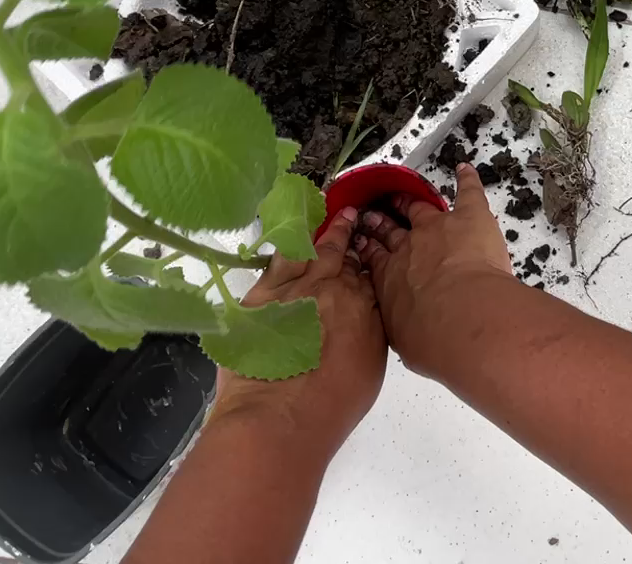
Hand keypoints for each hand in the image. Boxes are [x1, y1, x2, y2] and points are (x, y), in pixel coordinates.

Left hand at [210, 208, 386, 452]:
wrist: (280, 417)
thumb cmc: (333, 402)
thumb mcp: (372, 362)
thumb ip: (371, 328)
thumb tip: (367, 309)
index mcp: (362, 303)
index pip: (366, 273)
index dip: (367, 259)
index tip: (367, 247)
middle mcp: (330, 286)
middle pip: (339, 253)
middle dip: (346, 232)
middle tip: (350, 214)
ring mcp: (293, 288)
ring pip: (309, 250)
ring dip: (319, 231)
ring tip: (323, 214)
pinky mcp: (259, 297)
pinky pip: (276, 262)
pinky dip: (287, 246)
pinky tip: (290, 236)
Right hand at [356, 163, 515, 378]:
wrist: (462, 316)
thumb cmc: (432, 337)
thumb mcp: (404, 339)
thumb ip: (403, 327)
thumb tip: (408, 332)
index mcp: (389, 278)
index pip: (373, 258)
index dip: (367, 248)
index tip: (361, 241)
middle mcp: (409, 247)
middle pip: (391, 230)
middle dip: (381, 222)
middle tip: (375, 215)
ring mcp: (438, 226)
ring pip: (421, 208)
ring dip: (412, 202)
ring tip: (405, 196)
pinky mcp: (470, 216)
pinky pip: (467, 191)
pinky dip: (466, 179)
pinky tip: (464, 169)